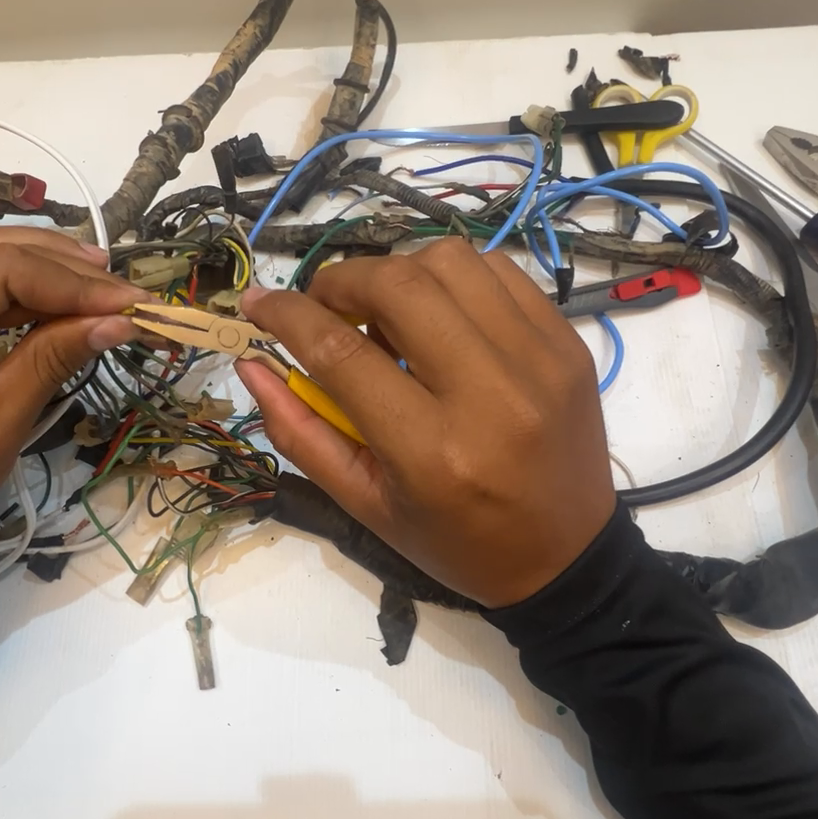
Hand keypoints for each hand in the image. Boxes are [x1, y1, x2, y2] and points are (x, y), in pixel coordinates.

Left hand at [0, 226, 146, 535]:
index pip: (0, 273)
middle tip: (130, 296)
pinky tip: (66, 292)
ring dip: (52, 267)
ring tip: (108, 286)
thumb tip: (116, 321)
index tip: (132, 304)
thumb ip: (49, 363)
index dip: (73, 284)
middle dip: (70, 272)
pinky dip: (25, 283)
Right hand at [237, 239, 615, 605]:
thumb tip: (252, 364)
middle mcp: (490, 392)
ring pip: (450, 262)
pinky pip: (497, 271)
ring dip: (398, 272)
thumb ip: (300, 432)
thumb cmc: (454, 541)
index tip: (258, 304)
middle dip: (341, 281)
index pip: (342, 353)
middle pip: (399, 285)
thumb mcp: (364, 504)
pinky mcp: (566, 342)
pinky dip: (451, 278)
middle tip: (325, 307)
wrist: (565, 556)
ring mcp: (539, 358)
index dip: (288, 317)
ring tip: (384, 312)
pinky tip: (437, 313)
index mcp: (430, 450)